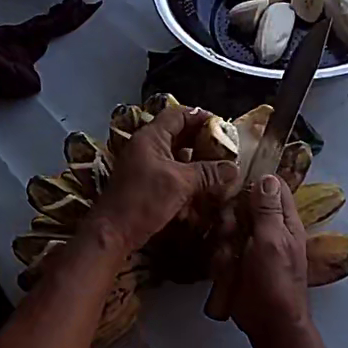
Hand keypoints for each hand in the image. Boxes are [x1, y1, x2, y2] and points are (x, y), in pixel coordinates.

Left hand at [88, 106, 239, 253]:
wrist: (113, 233)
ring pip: (177, 157)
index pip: (179, 114)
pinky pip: (172, 175)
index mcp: (151, 137)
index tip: (222, 127)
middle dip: (203, 143)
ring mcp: (145, 166)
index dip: (201, 117)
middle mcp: (147, 147)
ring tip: (219, 171)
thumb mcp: (181, 183)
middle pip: (179, 136)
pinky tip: (203, 192)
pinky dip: (187, 180)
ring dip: (197, 164)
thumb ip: (208, 172)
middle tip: (225, 151)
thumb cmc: (144, 200)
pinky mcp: (147, 185)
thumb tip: (234, 168)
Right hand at [208, 174, 310, 344]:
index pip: (274, 187)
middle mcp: (269, 229)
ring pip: (231, 225)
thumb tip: (267, 176)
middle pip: (246, 205)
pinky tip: (221, 264)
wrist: (268, 323)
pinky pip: (223, 246)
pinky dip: (220, 253)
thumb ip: (268, 209)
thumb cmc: (276, 281)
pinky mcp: (237, 261)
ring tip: (228, 254)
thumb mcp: (272, 240)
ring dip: (225, 237)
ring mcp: (252, 245)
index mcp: (286, 221)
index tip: (234, 182)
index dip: (256, 181)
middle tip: (232, 231)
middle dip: (234, 215)